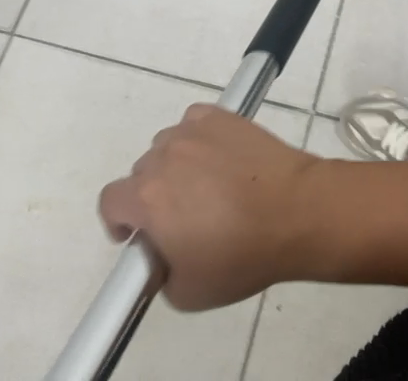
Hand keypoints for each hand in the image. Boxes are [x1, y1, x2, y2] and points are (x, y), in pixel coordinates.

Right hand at [98, 104, 320, 310]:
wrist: (297, 210)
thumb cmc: (242, 255)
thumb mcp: (188, 292)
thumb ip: (157, 275)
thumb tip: (157, 258)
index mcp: (147, 198)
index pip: (110, 202)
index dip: (121, 221)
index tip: (142, 235)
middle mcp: (163, 157)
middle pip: (142, 174)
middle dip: (154, 196)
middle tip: (184, 217)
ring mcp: (194, 131)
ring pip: (168, 147)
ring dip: (177, 166)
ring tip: (209, 186)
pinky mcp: (222, 116)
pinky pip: (194, 124)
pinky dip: (200, 138)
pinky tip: (221, 157)